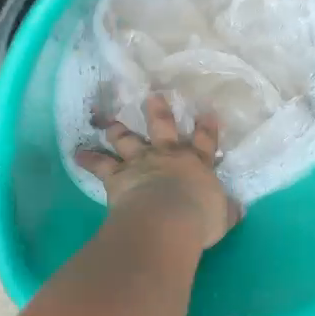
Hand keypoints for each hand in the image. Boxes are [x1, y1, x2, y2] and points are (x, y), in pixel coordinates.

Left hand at [74, 94, 241, 247]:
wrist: (166, 220)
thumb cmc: (198, 219)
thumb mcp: (221, 217)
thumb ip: (227, 211)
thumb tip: (237, 208)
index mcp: (196, 165)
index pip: (205, 141)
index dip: (206, 127)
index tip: (206, 111)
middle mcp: (167, 156)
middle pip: (162, 127)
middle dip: (157, 111)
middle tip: (152, 96)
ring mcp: (140, 162)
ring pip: (127, 140)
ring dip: (118, 129)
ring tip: (108, 121)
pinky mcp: (117, 175)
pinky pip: (100, 165)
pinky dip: (88, 159)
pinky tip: (77, 154)